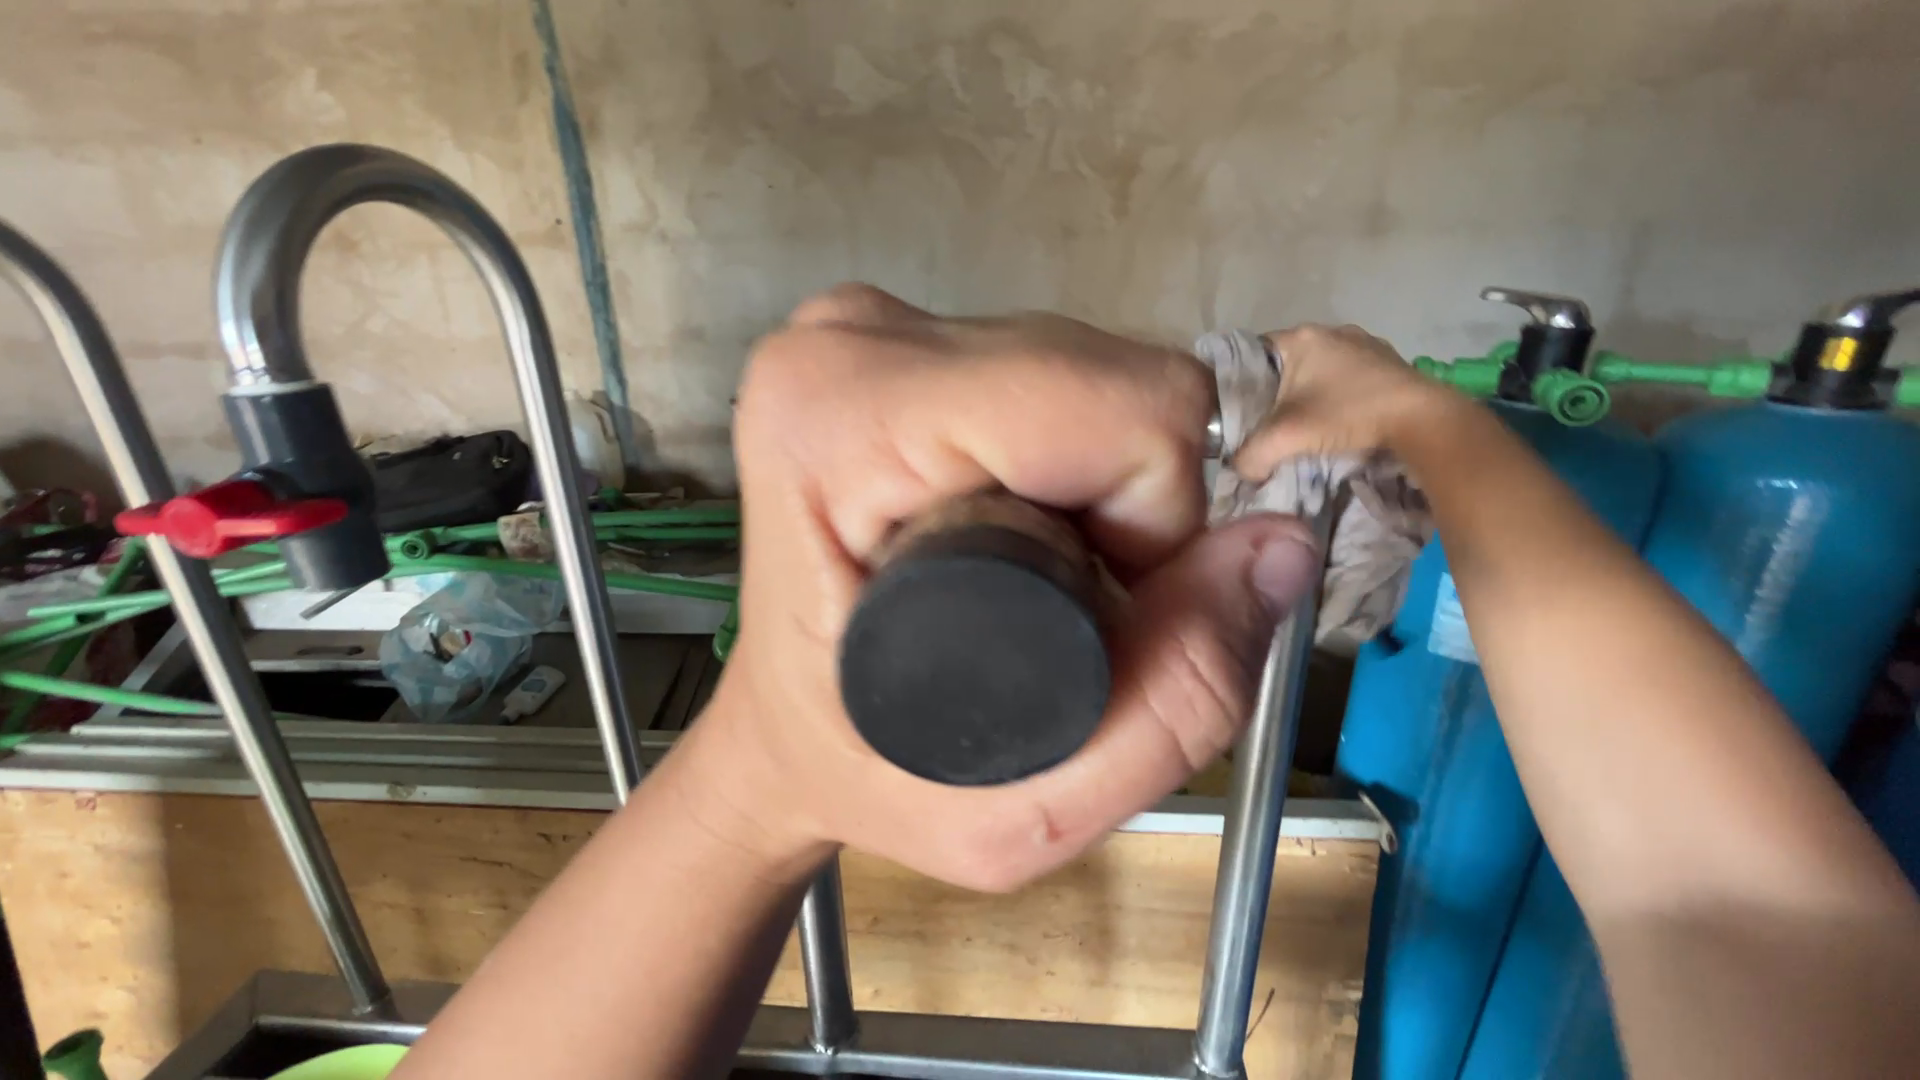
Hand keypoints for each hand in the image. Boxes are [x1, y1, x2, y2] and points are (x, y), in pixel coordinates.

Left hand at [679, 285, 1321, 891]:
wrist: (782, 730)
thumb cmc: (864, 778)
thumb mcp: (1022, 811)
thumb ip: (1177, 700)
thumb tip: (1284, 545)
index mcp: (841, 425)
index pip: (1115, 410)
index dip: (1157, 525)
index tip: (1104, 615)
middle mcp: (851, 346)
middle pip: (1112, 376)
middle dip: (1136, 505)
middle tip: (1075, 604)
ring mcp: (872, 329)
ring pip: (1096, 368)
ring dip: (1110, 482)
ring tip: (1044, 576)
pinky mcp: (901, 340)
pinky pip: (1062, 371)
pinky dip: (1081, 454)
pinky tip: (1028, 527)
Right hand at [1230, 323, 1458, 481]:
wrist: (1420, 419)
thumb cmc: (1346, 414)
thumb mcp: (1285, 438)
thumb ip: (1251, 455)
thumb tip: (1241, 470)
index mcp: (1300, 338)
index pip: (1251, 353)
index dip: (1239, 382)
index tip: (1237, 410)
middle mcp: (1330, 331)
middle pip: (1284, 363)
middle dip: (1274, 392)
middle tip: (1266, 422)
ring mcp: (1363, 343)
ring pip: (1317, 369)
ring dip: (1307, 393)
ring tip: (1302, 423)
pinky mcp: (1386, 361)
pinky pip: (1346, 375)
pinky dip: (1336, 394)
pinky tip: (1338, 418)